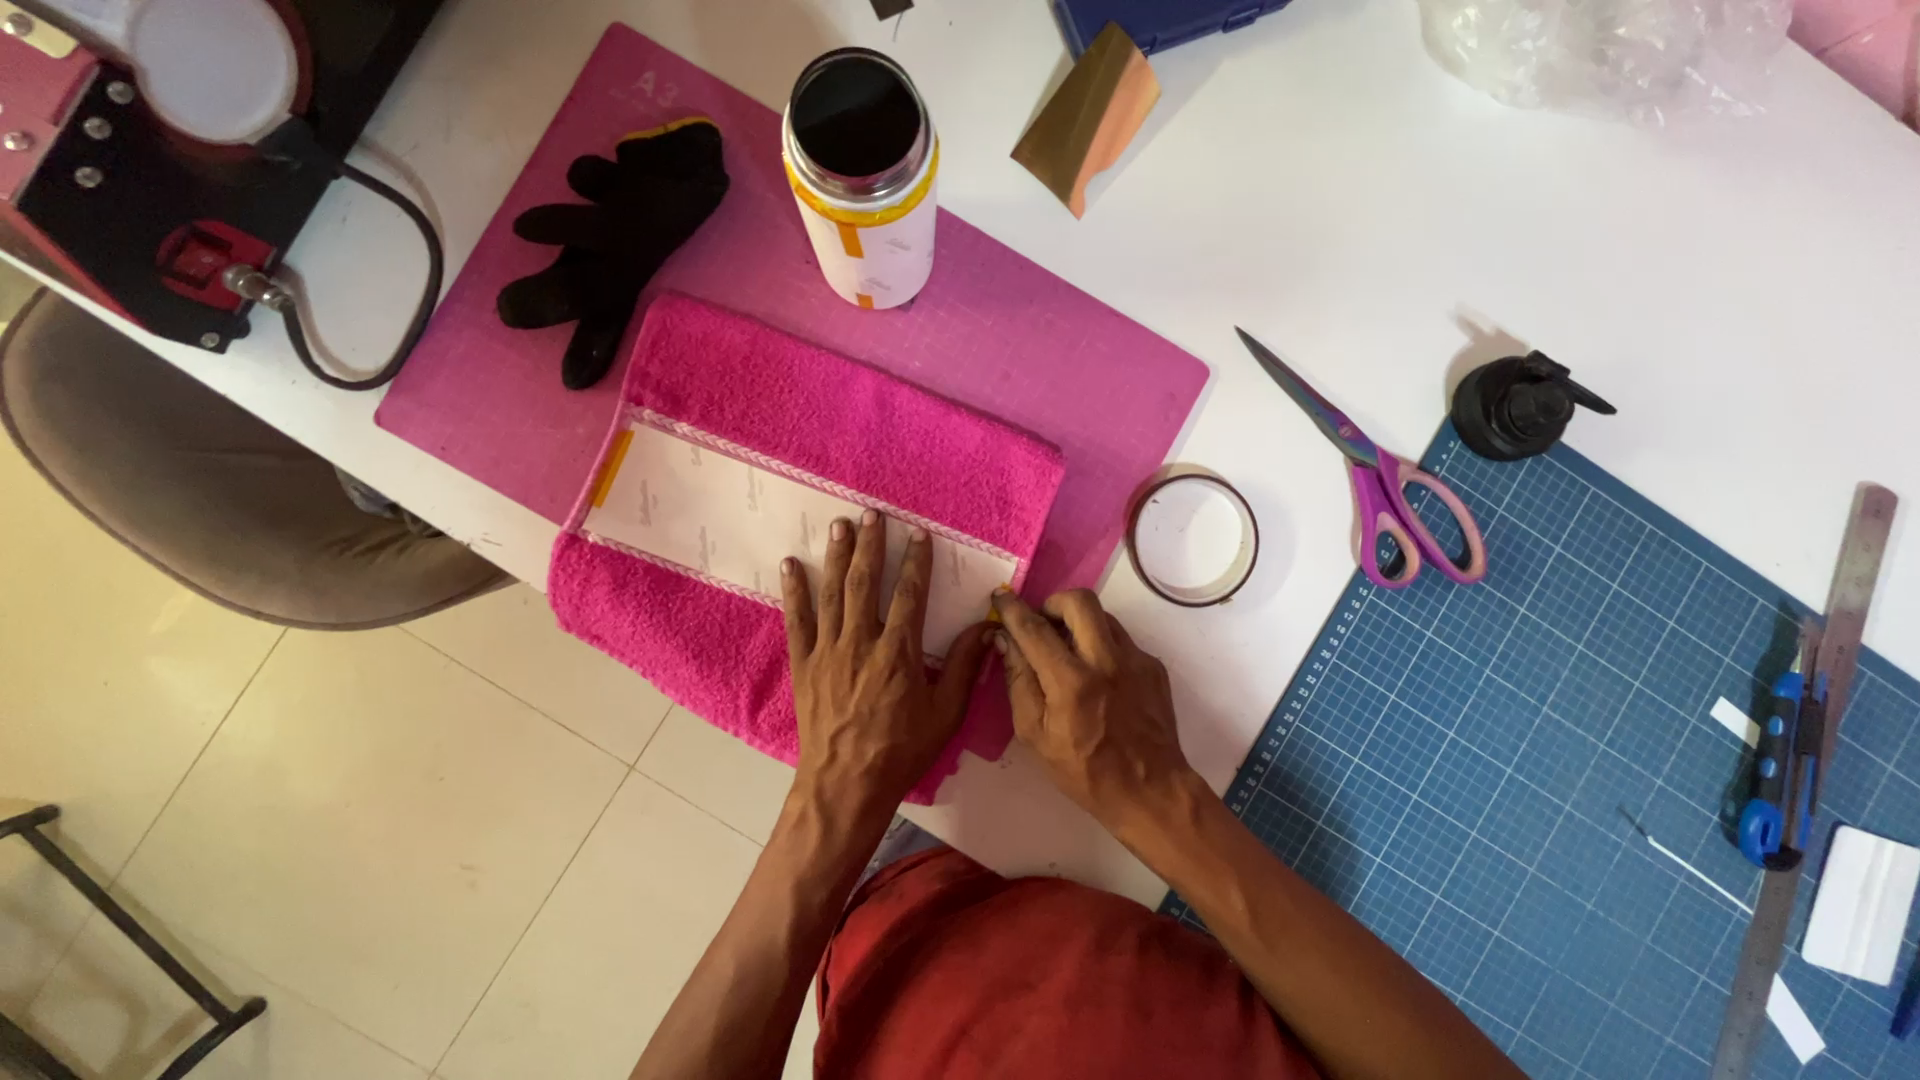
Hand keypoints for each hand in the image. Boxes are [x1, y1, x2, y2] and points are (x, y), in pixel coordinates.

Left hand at [781, 510, 992, 813]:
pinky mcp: (804, 664)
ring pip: (832, 593)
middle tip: (870, 513)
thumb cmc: (901, 750)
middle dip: (870, 545)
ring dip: (836, 556)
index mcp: (898, 652)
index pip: (909, 594)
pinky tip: (790, 565)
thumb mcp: (945, 713)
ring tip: (838, 524)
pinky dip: (794, 591)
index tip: (918, 533)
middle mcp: (861, 642)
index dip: (915, 561)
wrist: (845, 783)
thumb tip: (987, 627)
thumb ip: (965, 667)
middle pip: (865, 583)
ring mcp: (828, 651)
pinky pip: (797, 620)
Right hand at [991, 589, 1198, 829]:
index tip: (1001, 597)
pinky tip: (1097, 677)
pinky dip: (1102, 646)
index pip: (1035, 629)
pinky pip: (1121, 640)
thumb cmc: (1084, 770)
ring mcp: (1136, 661)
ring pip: (1103, 616)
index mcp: (1071, 683)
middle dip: (1053, 603)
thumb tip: (1007, 640)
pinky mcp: (1153, 667)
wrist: (1149, 790)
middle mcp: (1106, 661)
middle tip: (1042, 623)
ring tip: (1068, 651)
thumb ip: (1019, 682)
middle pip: (1079, 601)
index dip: (1013, 608)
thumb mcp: (1035, 735)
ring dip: (1079, 623)